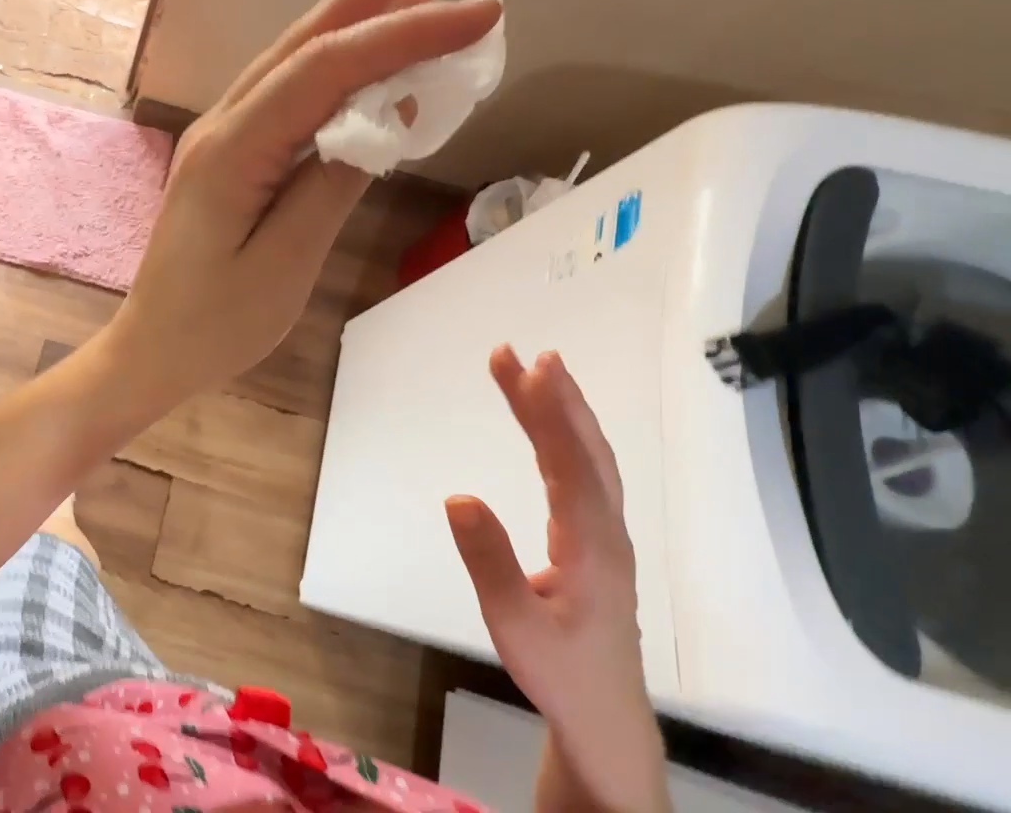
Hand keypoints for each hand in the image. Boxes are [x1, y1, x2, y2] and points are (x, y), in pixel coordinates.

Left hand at [101, 0, 501, 403]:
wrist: (151, 350)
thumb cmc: (213, 325)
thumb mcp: (283, 265)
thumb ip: (332, 185)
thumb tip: (386, 117)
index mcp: (231, 150)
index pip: (325, 70)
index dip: (402, 35)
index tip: (481, 12)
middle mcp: (223, 127)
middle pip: (304, 41)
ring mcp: (223, 138)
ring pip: (294, 60)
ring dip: (357, 15)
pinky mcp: (231, 157)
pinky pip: (289, 96)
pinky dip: (337, 66)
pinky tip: (370, 56)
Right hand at [448, 347, 669, 812]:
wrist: (603, 711)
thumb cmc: (558, 669)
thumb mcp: (514, 625)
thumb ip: (490, 562)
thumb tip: (458, 495)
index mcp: (592, 547)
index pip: (572, 468)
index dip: (550, 416)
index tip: (527, 368)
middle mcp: (606, 530)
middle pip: (585, 452)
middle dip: (553, 398)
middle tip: (516, 353)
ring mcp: (605, 533)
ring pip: (589, 459)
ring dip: (562, 412)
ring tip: (533, 370)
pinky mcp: (595, 538)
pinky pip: (585, 473)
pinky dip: (566, 437)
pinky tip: (549, 425)